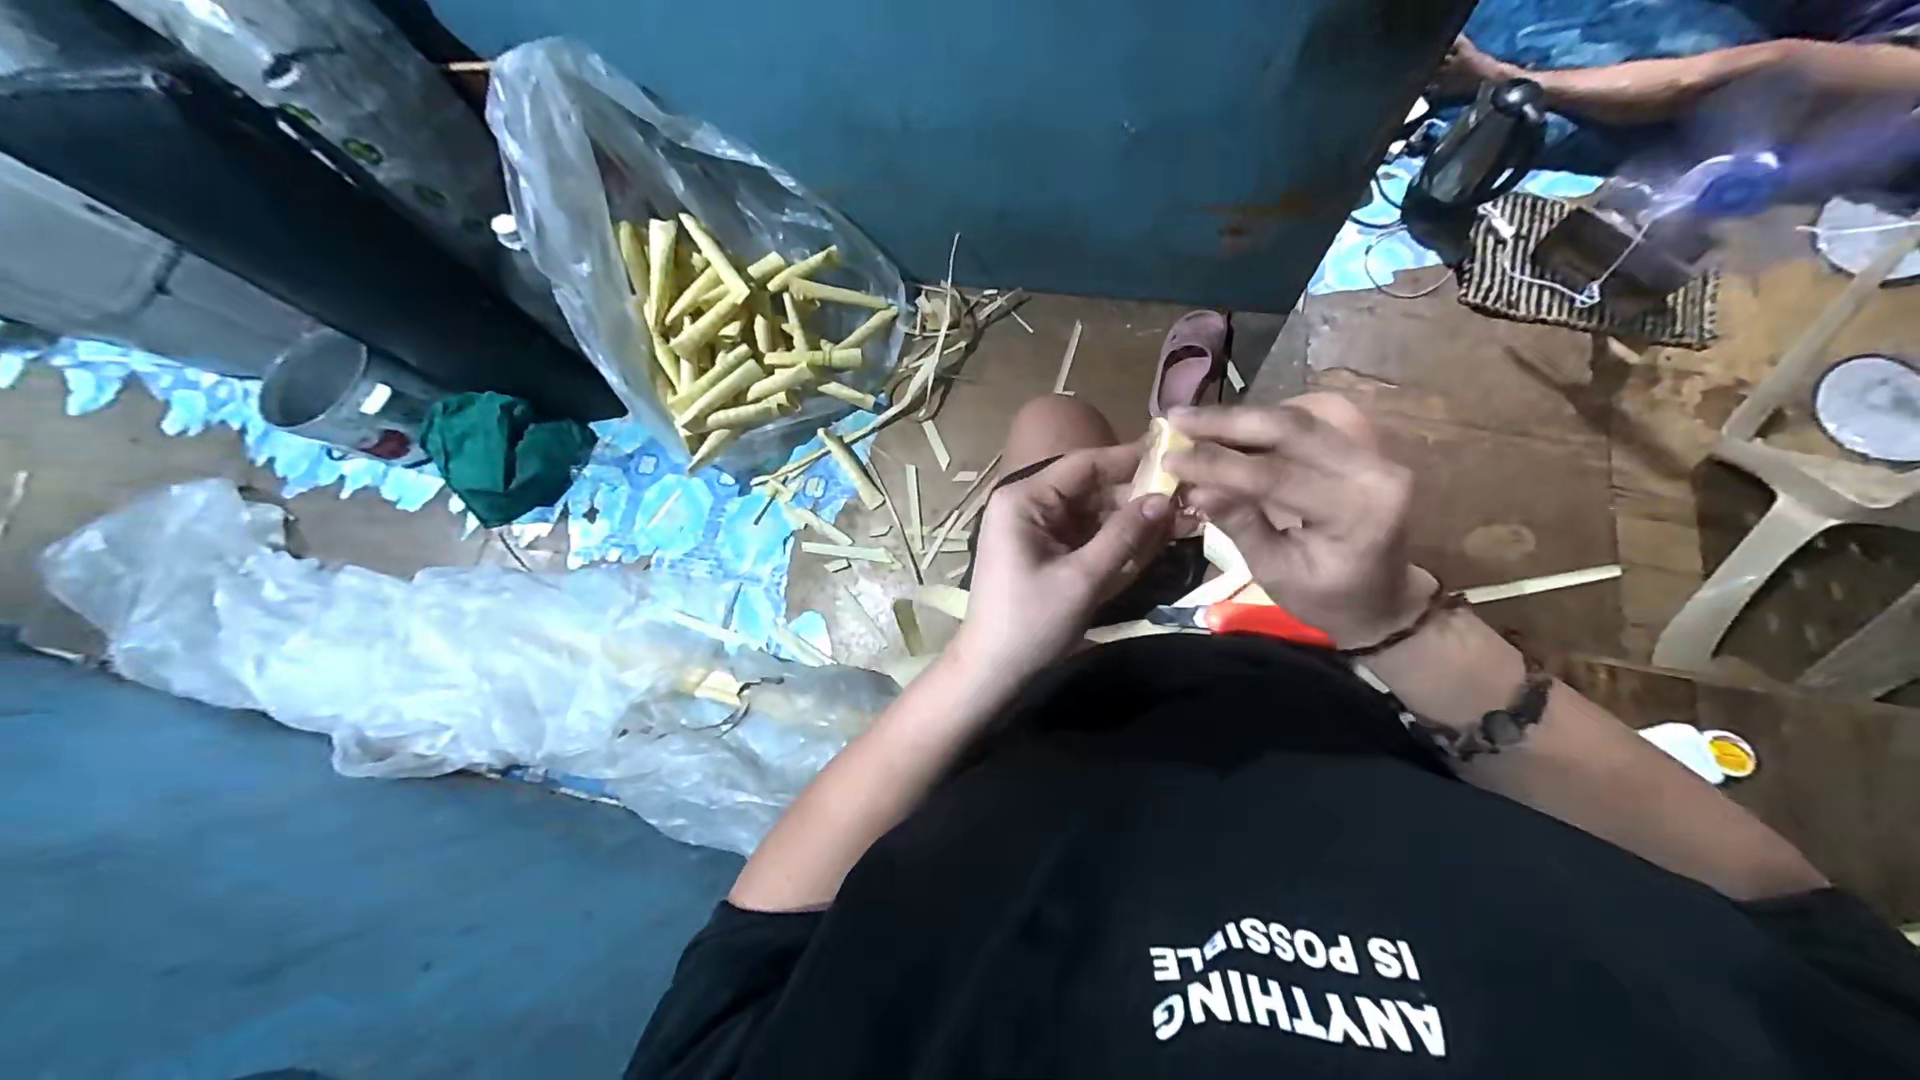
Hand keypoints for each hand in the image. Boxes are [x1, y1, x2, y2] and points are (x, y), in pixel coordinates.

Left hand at [954, 444, 1175, 680]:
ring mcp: (1033, 527)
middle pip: (1090, 488)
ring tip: (1179, 521)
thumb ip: (1125, 535)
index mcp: (1024, 499)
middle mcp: (1026, 503)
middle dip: (1136, 496)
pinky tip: (1149, 542)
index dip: (1131, 461)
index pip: (1085, 465)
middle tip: (1187, 501)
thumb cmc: (1032, 622)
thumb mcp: (1083, 578)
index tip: (1176, 459)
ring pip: (1091, 512)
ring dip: (1129, 519)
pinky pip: (1083, 534)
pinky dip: (1113, 539)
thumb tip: (1165, 500)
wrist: (993, 669)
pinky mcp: (1042, 550)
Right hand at [1166, 394, 1434, 648]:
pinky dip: (1267, 419)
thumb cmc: (1325, 599)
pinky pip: (1312, 418)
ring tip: (1196, 423)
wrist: (1382, 601)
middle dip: (1227, 421)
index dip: (1217, 464)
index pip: (1275, 475)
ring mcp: (1375, 452)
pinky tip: (1234, 428)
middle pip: (1293, 427)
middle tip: (1176, 419)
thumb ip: (1238, 524)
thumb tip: (1193, 489)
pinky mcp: (1364, 446)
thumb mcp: (1274, 571)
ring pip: (1302, 414)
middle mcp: (1375, 470)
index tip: (1169, 460)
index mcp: (1356, 512)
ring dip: (1244, 417)